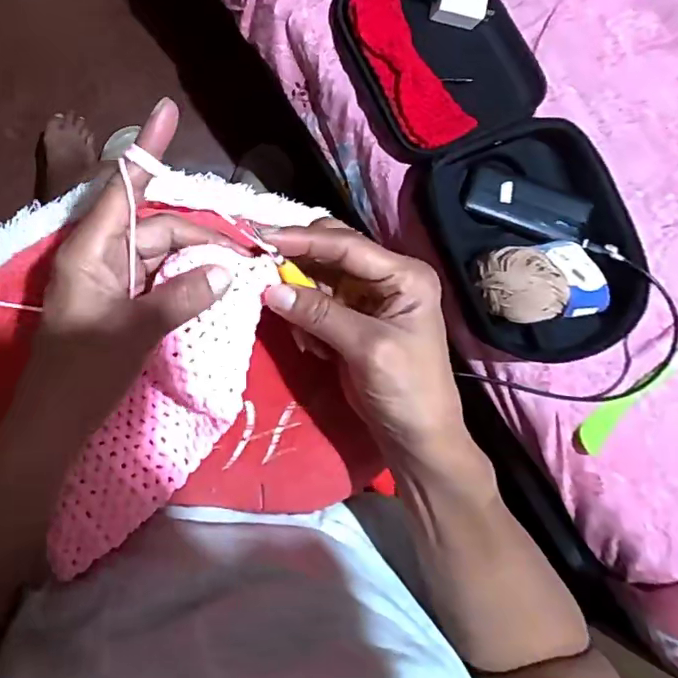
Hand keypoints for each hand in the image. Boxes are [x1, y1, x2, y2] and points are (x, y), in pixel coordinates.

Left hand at [14, 98, 233, 433]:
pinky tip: (209, 283)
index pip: (123, 188)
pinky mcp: (116, 302)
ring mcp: (107, 279)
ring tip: (234, 267)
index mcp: (89, 250)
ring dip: (192, 256)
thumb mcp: (135, 332)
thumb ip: (182, 296)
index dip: (146, 149)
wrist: (51, 427)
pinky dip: (181, 277)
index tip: (165, 110)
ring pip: (157, 251)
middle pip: (152, 224)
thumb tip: (225, 269)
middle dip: (196, 231)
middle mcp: (97, 256)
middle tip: (243, 249)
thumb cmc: (81, 375)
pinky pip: (154, 275)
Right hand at [260, 220, 468, 461]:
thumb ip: (320, 314)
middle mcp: (386, 276)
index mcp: (404, 275)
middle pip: (331, 249)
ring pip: (318, 274)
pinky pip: (315, 301)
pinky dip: (303, 314)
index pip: (347, 245)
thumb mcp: (366, 348)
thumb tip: (270, 288)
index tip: (263, 238)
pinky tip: (309, 343)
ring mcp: (367, 296)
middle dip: (296, 257)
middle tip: (259, 261)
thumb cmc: (408, 390)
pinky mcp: (350, 316)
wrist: (418, 439)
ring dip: (297, 291)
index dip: (303, 239)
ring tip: (295, 325)